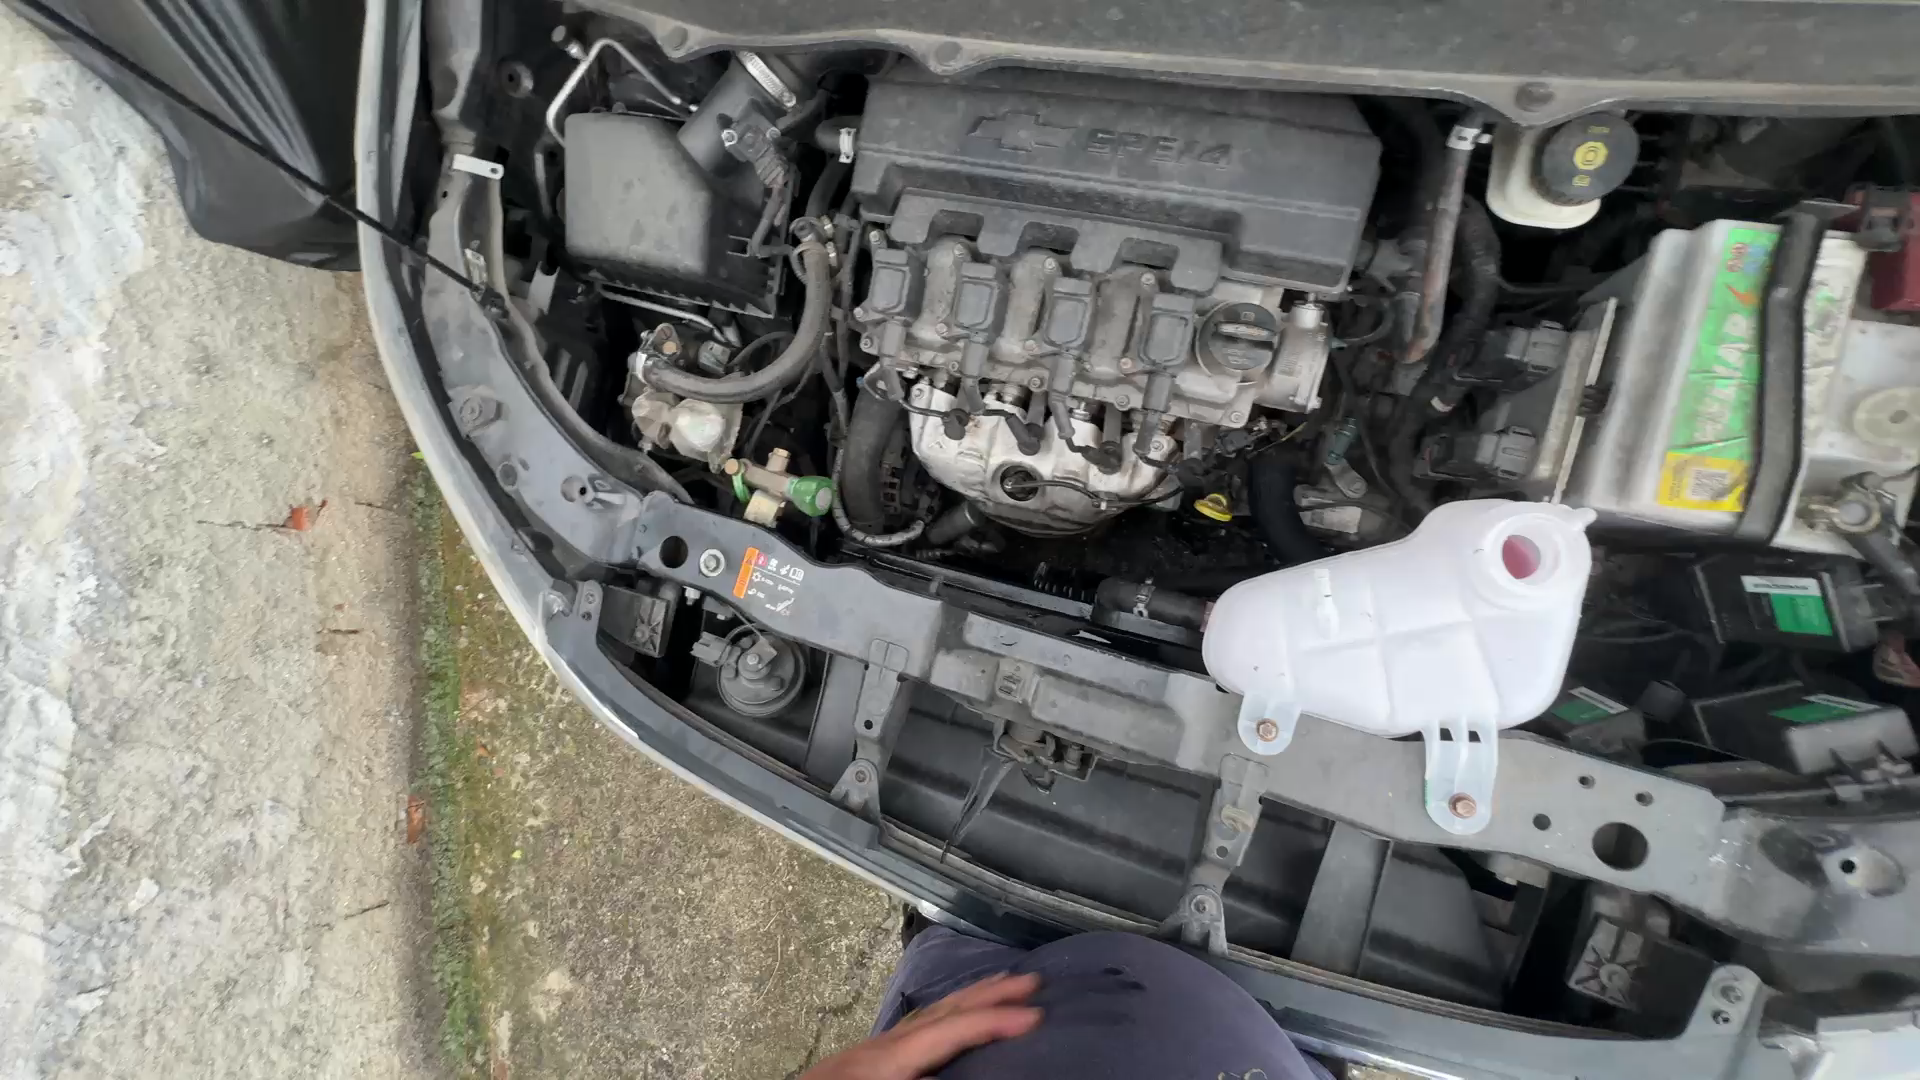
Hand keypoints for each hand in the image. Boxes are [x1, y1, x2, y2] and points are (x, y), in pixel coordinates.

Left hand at [797, 972, 1042, 1079]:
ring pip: (933, 1012)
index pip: (951, 1031)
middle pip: (946, 1010)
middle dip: (990, 993)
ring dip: (972, 997)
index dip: (993, 1020)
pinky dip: (950, 1013)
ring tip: (1004, 984)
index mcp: (889, 1060)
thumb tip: (963, 1066)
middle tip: (1032, 978)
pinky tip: (957, 1017)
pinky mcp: (873, 1059)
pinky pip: (922, 1025)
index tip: (1036, 1013)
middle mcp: (887, 1044)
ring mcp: (878, 1048)